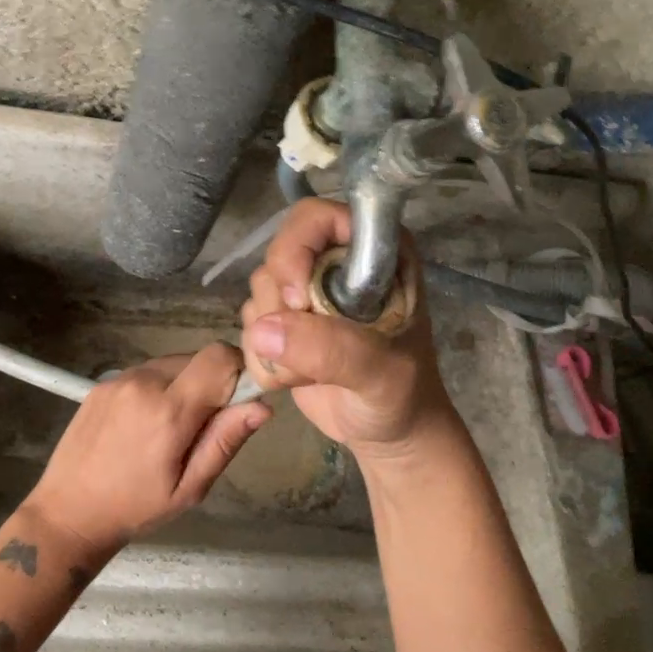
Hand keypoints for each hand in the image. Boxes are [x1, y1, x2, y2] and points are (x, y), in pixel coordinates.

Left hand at [23, 344, 270, 559]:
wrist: (68, 510)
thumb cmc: (135, 508)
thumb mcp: (189, 489)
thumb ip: (224, 442)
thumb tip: (262, 406)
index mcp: (169, 411)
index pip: (219, 358)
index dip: (237, 372)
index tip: (236, 403)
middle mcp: (144, 383)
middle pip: (197, 360)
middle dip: (210, 385)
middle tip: (199, 429)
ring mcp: (120, 378)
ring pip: (172, 364)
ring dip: (183, 387)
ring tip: (168, 431)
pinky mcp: (103, 381)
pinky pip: (146, 372)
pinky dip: (157, 389)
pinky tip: (143, 425)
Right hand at [239, 199, 451, 462]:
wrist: (389, 434)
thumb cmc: (402, 396)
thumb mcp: (380, 373)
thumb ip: (331, 349)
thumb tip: (264, 330)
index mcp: (373, 251)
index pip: (315, 217)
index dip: (295, 249)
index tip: (297, 298)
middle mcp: (335, 263)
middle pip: (277, 257)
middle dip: (281, 306)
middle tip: (309, 347)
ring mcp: (307, 292)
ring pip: (259, 292)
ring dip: (273, 338)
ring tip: (311, 369)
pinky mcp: (284, 323)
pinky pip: (250, 325)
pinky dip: (263, 357)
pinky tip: (295, 377)